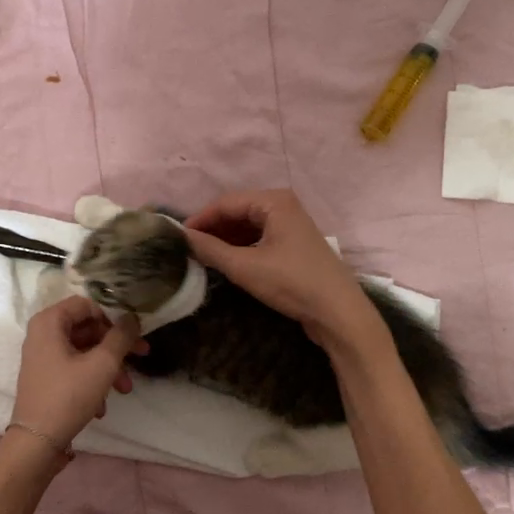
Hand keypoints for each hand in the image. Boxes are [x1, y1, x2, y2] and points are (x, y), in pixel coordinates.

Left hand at [11, 296, 144, 452]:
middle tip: (141, 357)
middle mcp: (42, 334)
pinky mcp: (45, 378)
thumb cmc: (68, 396)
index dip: (112, 317)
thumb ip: (121, 337)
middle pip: (87, 329)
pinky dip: (91, 382)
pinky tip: (101, 407)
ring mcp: (42, 357)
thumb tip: (132, 318)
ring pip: (84, 352)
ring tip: (124, 390)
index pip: (87, 304)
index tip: (133, 334)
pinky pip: (73, 369)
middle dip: (115, 347)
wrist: (37, 441)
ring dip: (107, 368)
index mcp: (49, 322)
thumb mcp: (102, 364)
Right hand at [184, 189, 380, 346]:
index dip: (199, 219)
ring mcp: (291, 226)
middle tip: (187, 249)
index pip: (225, 202)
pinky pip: (259, 239)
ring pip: (247, 227)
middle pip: (237, 212)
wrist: (338, 312)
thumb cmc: (291, 283)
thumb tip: (181, 238)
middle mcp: (283, 206)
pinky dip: (240, 248)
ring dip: (225, 240)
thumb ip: (210, 250)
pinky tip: (226, 263)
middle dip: (212, 229)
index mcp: (274, 201)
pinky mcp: (294, 246)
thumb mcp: (245, 267)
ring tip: (202, 258)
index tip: (176, 238)